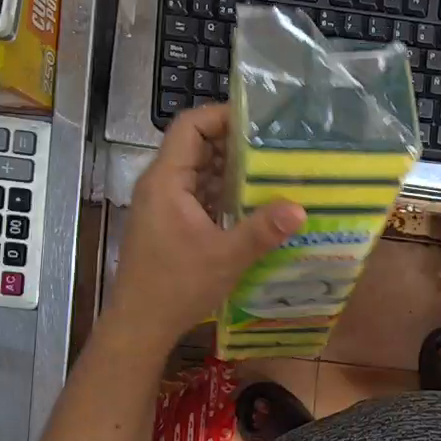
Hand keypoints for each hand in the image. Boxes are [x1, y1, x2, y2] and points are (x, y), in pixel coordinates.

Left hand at [107, 105, 304, 348]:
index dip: (221, 116)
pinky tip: (252, 203)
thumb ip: (262, 230)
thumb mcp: (226, 257)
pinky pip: (197, 195)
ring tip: (271, 170)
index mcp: (167, 181)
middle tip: (275, 146)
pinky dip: (223, 193)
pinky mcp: (169, 224)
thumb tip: (300, 208)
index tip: (258, 121)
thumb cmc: (177, 286)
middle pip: (196, 146)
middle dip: (234, 143)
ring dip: (230, 170)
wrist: (141, 324)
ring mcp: (163, 205)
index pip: (190, 127)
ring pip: (198, 172)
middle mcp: (161, 185)